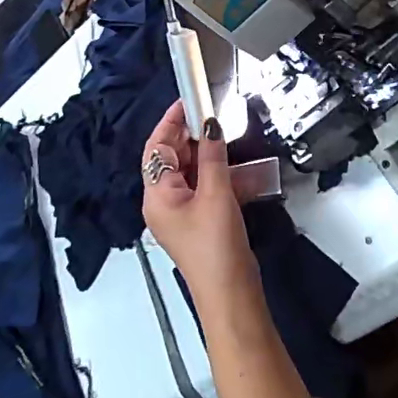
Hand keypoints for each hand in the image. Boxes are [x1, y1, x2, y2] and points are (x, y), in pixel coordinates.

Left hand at [140, 101, 258, 301]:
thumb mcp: (216, 195)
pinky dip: (220, 175)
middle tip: (212, 115)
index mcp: (157, 195)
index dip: (171, 122)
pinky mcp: (201, 222)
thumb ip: (213, 156)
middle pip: (172, 158)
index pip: (157, 148)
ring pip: (191, 172)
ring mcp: (182, 213)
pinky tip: (240, 168)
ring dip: (209, 155)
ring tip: (227, 137)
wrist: (231, 296)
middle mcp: (164, 202)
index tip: (188, 101)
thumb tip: (210, 125)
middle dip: (192, 136)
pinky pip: (206, 188)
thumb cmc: (216, 249)